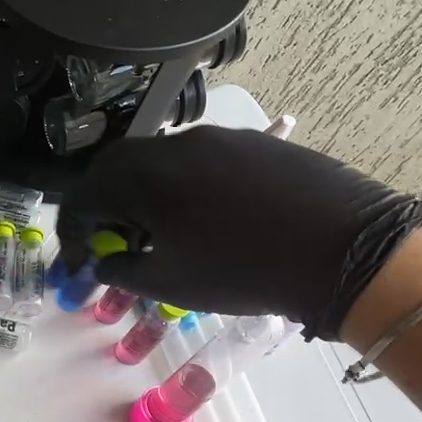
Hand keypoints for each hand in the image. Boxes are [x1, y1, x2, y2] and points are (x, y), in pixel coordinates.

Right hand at [54, 126, 421, 338]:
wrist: (348, 249)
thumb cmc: (243, 271)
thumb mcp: (168, 283)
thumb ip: (122, 270)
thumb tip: (105, 264)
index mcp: (144, 178)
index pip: (84, 197)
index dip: (72, 233)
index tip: (78, 263)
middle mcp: (174, 146)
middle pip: (115, 169)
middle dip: (102, 206)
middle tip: (109, 243)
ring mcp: (218, 138)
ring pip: (158, 161)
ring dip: (142, 195)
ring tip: (157, 235)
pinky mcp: (254, 143)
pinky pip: (198, 160)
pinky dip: (181, 187)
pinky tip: (201, 219)